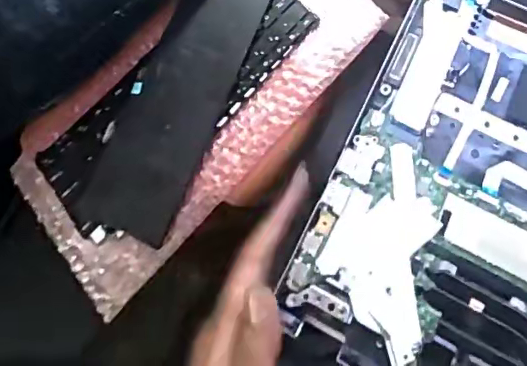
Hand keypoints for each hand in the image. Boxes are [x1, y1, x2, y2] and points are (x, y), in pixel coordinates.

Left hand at [189, 166, 310, 365]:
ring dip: (279, 249)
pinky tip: (289, 280)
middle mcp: (215, 336)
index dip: (276, 215)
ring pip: (253, 286)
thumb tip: (262, 287)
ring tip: (304, 218)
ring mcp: (220, 347)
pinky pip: (256, 310)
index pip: (250, 264)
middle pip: (250, 267)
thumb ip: (248, 349)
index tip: (299, 177)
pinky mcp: (230, 354)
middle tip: (310, 187)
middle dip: (280, 223)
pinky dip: (276, 282)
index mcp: (217, 337)